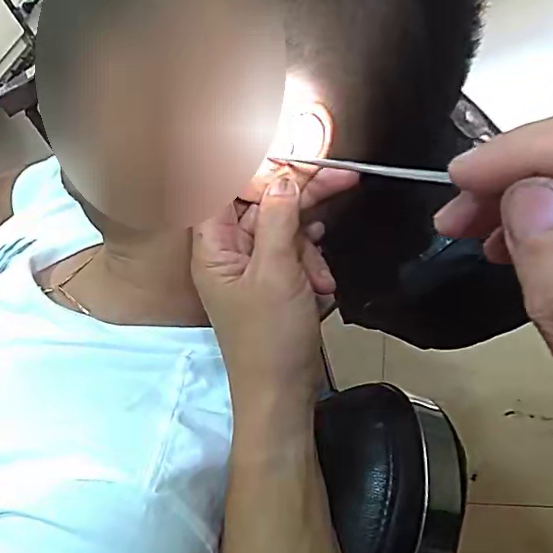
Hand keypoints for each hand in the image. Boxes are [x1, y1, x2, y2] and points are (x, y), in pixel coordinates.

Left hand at [194, 170, 333, 403]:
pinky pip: (293, 253)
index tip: (295, 161)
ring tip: (319, 275)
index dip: (259, 171)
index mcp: (213, 249)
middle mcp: (228, 254)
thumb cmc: (269, 344)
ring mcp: (251, 268)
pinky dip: (310, 263)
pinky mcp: (272, 281)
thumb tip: (284, 179)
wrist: (282, 391)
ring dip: (308, 244)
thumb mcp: (277, 273)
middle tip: (340, 178)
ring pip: (283, 229)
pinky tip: (321, 281)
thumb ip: (279, 220)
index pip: (226, 188)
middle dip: (300, 197)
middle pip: (261, 203)